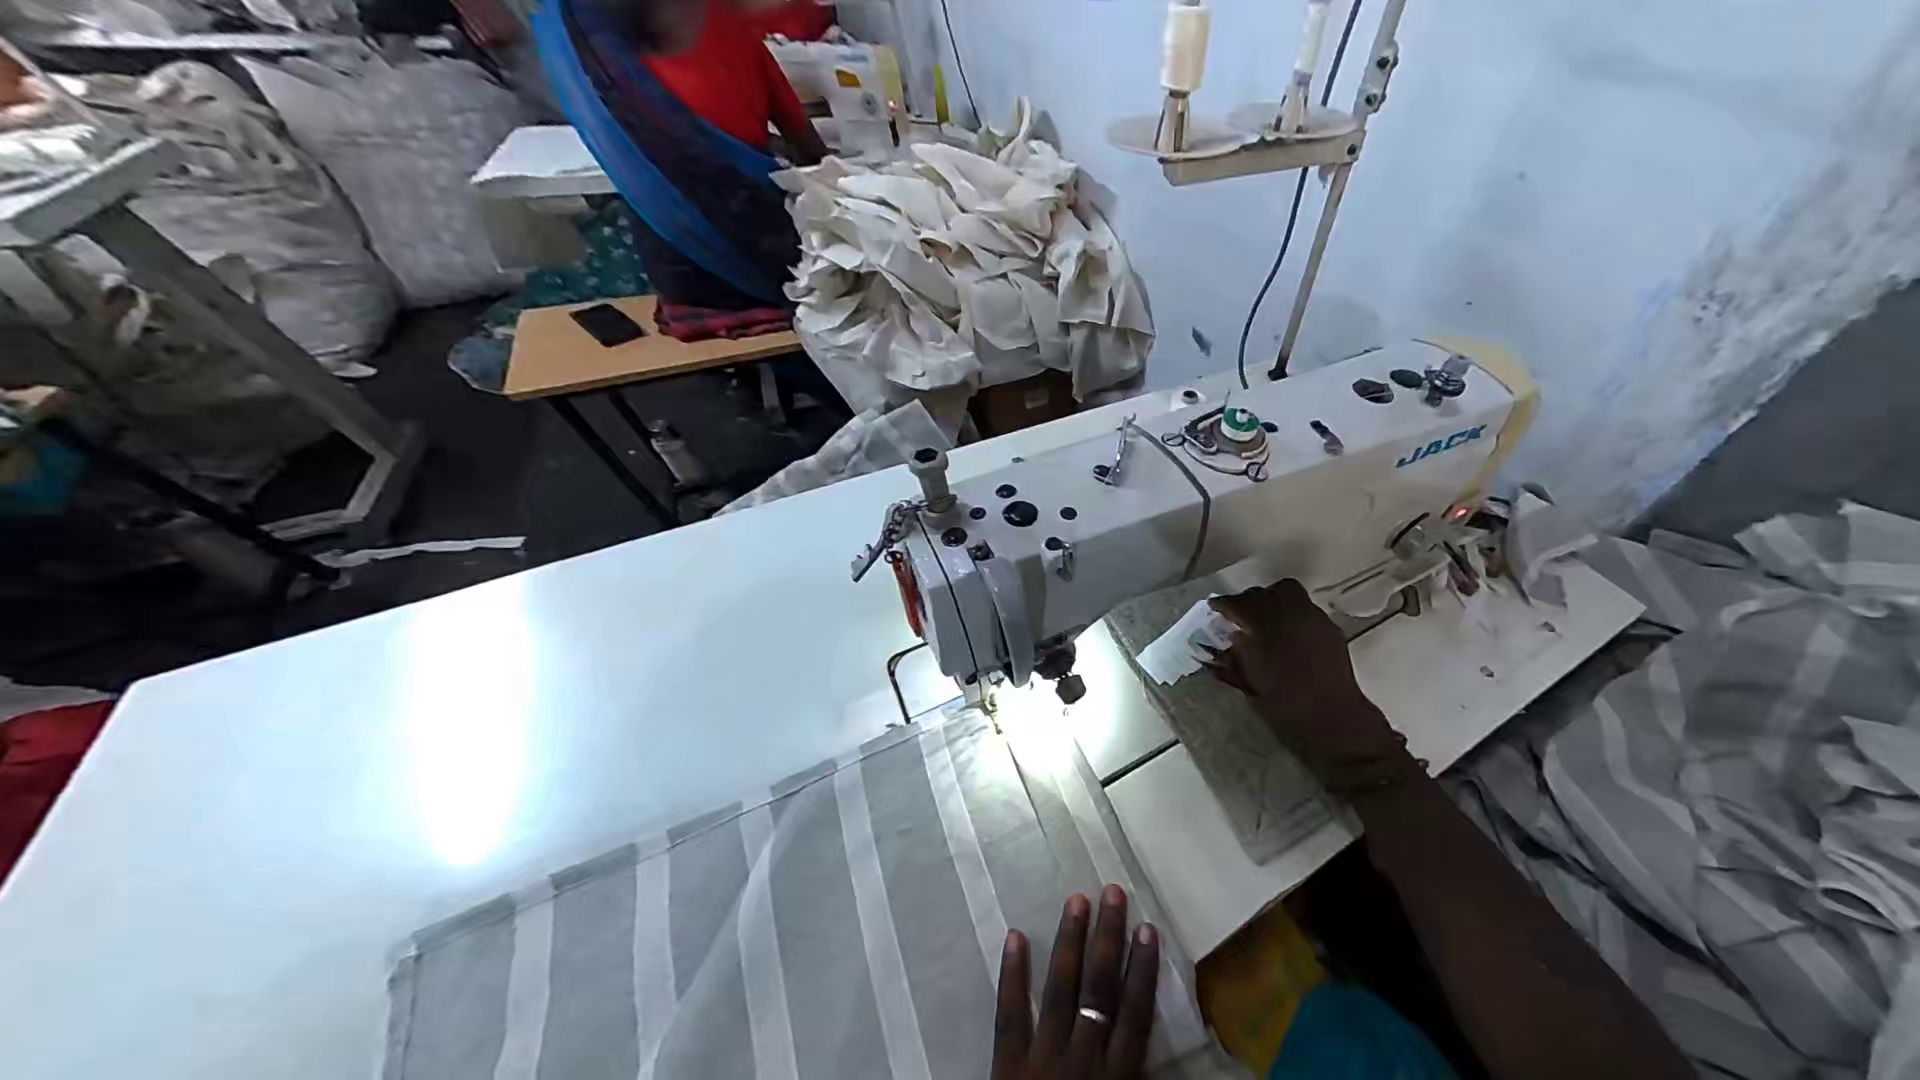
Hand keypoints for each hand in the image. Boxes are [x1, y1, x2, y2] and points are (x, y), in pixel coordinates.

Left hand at [993, 885, 1159, 1079]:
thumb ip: (1136, 1071)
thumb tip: (1143, 1023)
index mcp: (1117, 1076)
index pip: (1134, 1014)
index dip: (1142, 969)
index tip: (1147, 928)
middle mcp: (1083, 1057)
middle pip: (1098, 988)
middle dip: (1107, 938)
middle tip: (1112, 893)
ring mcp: (1042, 1056)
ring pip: (1060, 989)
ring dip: (1070, 942)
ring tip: (1077, 900)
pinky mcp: (1008, 1062)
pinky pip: (1010, 1012)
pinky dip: (1013, 973)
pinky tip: (1016, 935)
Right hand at [1207, 580, 1418, 791]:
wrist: (1333, 718)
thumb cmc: (1286, 700)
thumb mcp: (1250, 676)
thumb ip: (1239, 649)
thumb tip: (1235, 634)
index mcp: (1269, 624)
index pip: (1241, 602)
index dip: (1225, 604)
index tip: (1216, 608)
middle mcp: (1295, 614)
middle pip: (1272, 591)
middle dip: (1255, 598)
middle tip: (1243, 615)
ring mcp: (1317, 621)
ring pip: (1293, 597)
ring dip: (1276, 606)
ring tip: (1266, 626)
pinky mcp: (1332, 632)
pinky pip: (1307, 613)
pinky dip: (1293, 619)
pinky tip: (1288, 638)